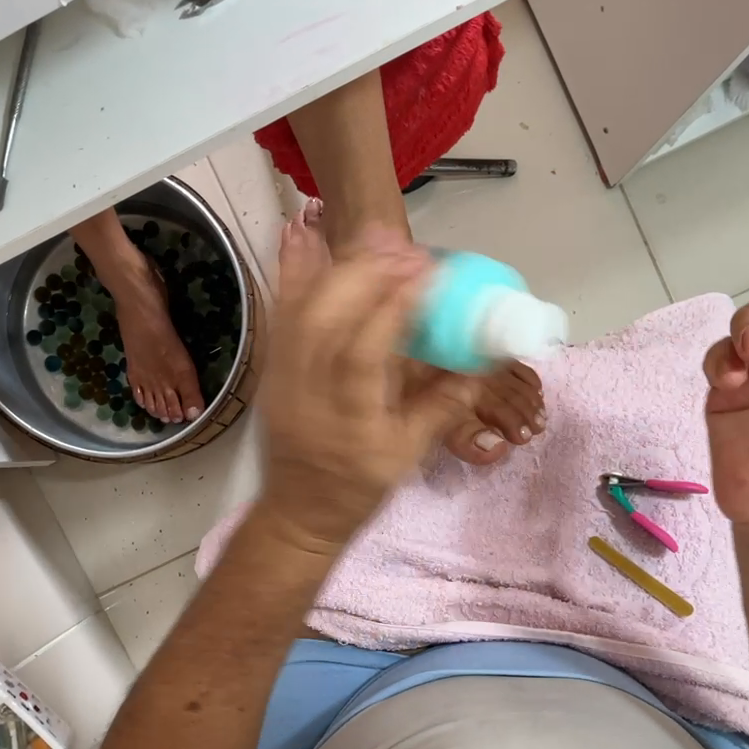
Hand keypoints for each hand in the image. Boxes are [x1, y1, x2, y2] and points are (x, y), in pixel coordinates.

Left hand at [256, 232, 481, 550]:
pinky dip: (290, 273)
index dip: (394, 307)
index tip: (426, 272)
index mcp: (348, 422)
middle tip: (404, 246)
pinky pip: (278, 316)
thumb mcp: (406, 457)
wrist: (297, 513)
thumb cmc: (355, 491)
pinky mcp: (270, 371)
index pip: (366, 352)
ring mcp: (282, 381)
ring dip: (336, 267)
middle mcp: (308, 396)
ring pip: (300, 312)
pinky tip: (301, 235)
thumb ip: (442, 408)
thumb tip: (479, 363)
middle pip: (327, 320)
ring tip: (371, 237)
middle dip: (366, 274)